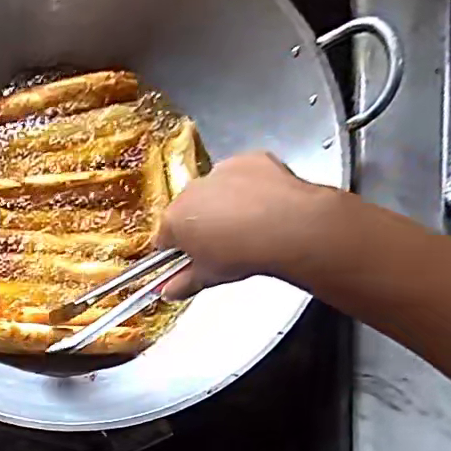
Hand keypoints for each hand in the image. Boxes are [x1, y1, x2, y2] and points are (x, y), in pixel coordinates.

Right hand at [156, 152, 340, 298]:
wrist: (287, 227)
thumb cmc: (241, 254)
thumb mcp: (208, 277)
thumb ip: (182, 284)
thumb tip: (168, 291)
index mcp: (174, 220)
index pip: (163, 238)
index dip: (175, 251)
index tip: (187, 260)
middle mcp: (192, 190)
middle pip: (187, 210)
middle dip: (197, 226)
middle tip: (218, 247)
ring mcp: (220, 171)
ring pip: (213, 191)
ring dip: (221, 205)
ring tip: (243, 227)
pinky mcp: (249, 160)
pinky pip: (241, 176)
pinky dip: (247, 188)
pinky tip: (261, 206)